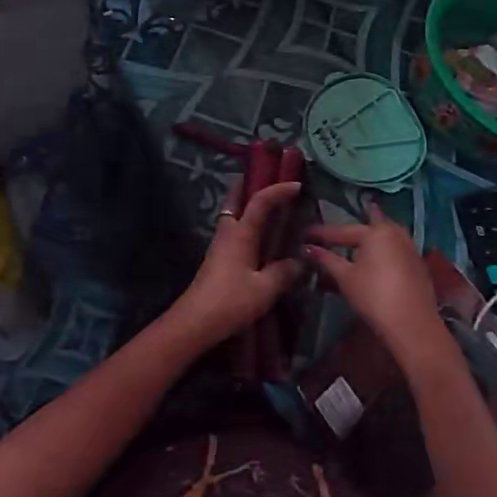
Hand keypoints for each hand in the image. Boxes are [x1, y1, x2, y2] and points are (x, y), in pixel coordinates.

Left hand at [164, 180, 304, 351]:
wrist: (196, 319)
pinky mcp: (218, 256)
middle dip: (249, 184)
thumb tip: (300, 260)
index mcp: (240, 233)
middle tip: (267, 177)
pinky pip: (233, 228)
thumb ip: (284, 272)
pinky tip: (258, 235)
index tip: (296, 185)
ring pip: (233, 213)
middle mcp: (228, 231)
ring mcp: (220, 243)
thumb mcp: (265, 289)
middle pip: (236, 199)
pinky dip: (245, 221)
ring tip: (268, 204)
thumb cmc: (231, 300)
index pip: (260, 201)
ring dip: (246, 202)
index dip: (277, 189)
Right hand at [304, 201, 458, 371]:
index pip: (342, 230)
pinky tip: (379, 256)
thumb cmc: (374, 296)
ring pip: (388, 234)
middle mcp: (396, 234)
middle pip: (372, 223)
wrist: (412, 326)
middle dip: (354, 225)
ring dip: (373, 234)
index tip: (305, 233)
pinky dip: (385, 247)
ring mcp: (411, 249)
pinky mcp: (419, 265)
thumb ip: (326, 259)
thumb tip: (306, 248)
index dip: (321, 233)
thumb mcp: (345, 277)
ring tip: (360, 236)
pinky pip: (398, 247)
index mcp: (376, 232)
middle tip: (339, 225)